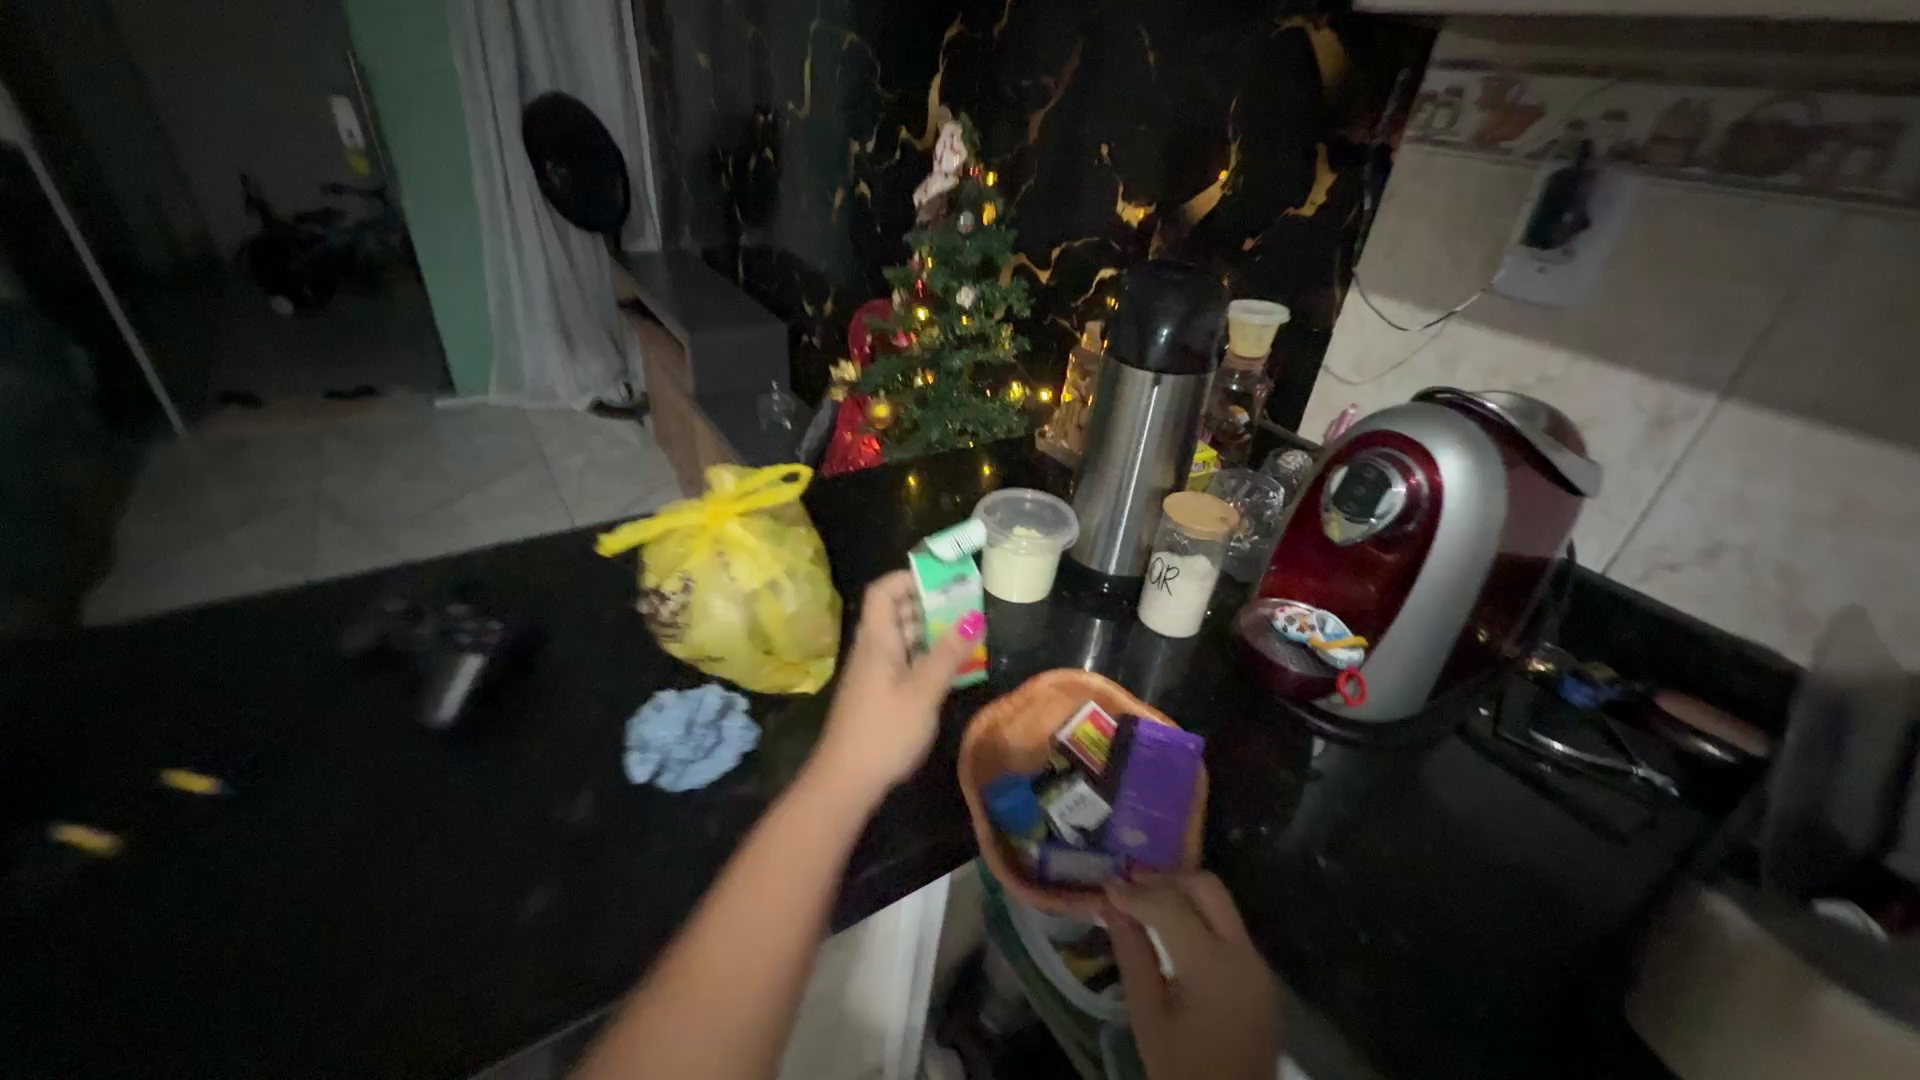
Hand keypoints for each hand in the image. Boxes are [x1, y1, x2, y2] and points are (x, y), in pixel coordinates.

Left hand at [810, 571, 982, 799]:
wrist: (846, 781)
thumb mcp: (923, 691)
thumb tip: (974, 616)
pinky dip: (926, 657)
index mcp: (876, 640)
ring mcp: (875, 673)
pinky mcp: (880, 694)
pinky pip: (904, 662)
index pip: (883, 591)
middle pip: (895, 612)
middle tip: (967, 603)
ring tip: (967, 630)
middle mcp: (872, 650)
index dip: (909, 578)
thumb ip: (948, 654)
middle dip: (929, 602)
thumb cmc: (884, 731)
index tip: (944, 579)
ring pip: (902, 638)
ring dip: (931, 631)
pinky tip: (952, 667)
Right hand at [1105, 872, 1283, 1079]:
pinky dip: (1198, 916)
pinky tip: (1170, 926)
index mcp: (1214, 969)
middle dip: (1166, 880)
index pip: (1171, 907)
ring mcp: (1259, 965)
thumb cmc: (1182, 1072)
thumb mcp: (1147, 1017)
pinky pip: (1229, 927)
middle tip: (1130, 886)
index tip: (1106, 886)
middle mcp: (1245, 956)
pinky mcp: (1261, 975)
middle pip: (1208, 888)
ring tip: (1144, 900)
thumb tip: (1110, 906)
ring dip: (1183, 894)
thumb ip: (1132, 954)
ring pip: (1221, 903)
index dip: (1135, 893)